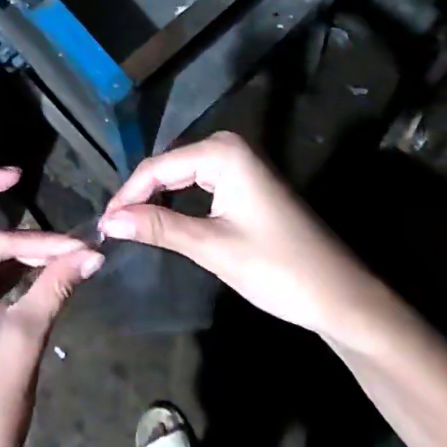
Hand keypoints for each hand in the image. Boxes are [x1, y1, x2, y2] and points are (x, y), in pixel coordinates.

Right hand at [99, 132, 391, 341]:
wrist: (343, 298)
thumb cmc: (278, 269)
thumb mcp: (212, 247)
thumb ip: (158, 227)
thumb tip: (109, 222)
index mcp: (222, 152)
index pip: (157, 167)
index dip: (126, 195)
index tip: (102, 224)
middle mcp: (228, 147)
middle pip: (167, 167)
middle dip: (139, 196)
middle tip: (112, 227)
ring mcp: (239, 164)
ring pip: (181, 176)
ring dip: (156, 200)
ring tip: (128, 225)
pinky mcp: (245, 183)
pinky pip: (199, 184)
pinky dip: (178, 203)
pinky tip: (161, 220)